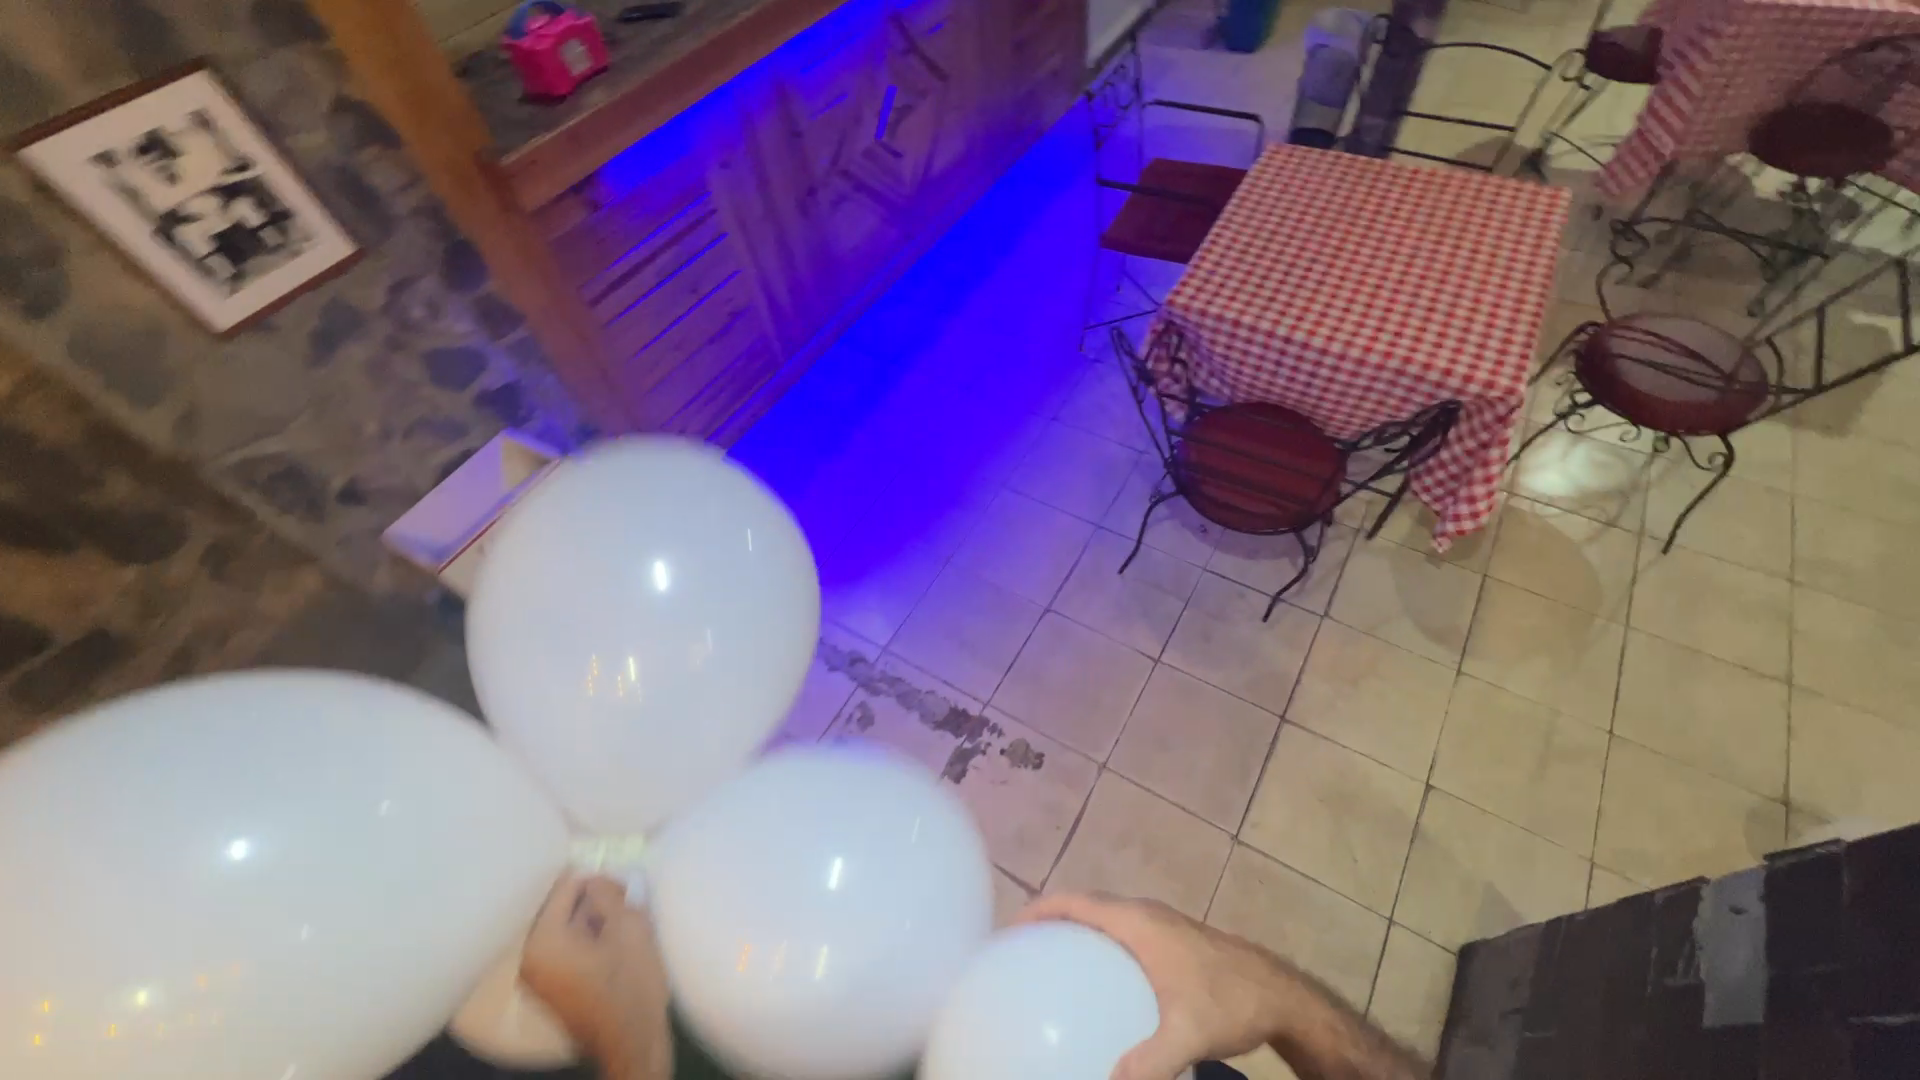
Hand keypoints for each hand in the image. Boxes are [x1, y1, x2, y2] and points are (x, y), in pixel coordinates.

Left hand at [520, 875, 672, 1079]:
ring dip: (593, 919)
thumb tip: (596, 878)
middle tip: (627, 899)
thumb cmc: (630, 984)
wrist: (632, 1043)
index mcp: (543, 942)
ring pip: (567, 929)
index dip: (596, 878)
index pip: (565, 888)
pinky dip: (588, 938)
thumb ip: (608, 895)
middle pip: (561, 909)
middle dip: (593, 899)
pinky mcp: (552, 990)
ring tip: (625, 920)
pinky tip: (614, 944)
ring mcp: (538, 978)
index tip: (622, 881)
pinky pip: (567, 949)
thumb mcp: (628, 927)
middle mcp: (529, 959)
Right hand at [1014, 892, 1305, 1079]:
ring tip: (1051, 962)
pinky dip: (1098, 943)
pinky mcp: (1171, 938)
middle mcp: (1143, 913)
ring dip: (1075, 928)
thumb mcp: (1188, 1034)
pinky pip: (1121, 932)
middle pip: (1084, 904)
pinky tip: (1098, 983)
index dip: (1039, 909)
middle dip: (1051, 918)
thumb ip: (1149, 1061)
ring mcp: (1158, 923)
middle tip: (1022, 949)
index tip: (1009, 930)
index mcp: (1137, 921)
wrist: (1281, 993)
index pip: (1075, 902)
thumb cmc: (1229, 1000)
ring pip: (1104, 916)